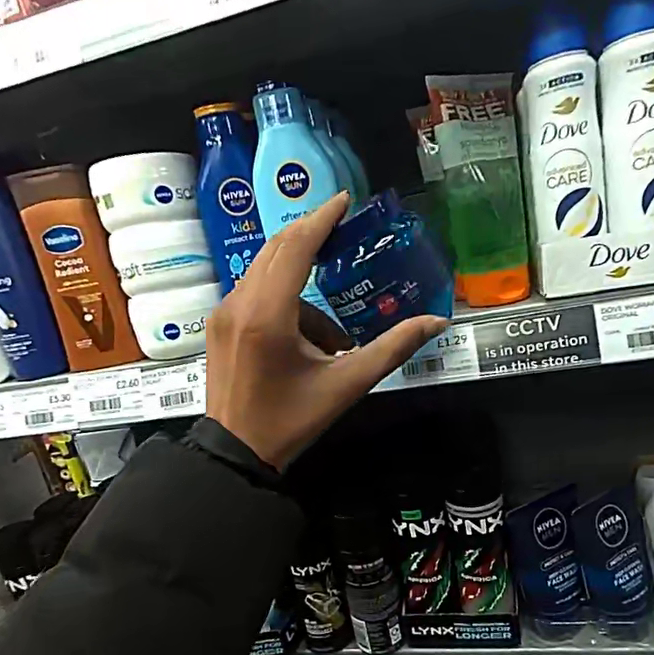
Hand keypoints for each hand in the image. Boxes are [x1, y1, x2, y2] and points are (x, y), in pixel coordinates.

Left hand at [206, 191, 448, 469]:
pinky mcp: (218, 325)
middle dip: (311, 237)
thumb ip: (392, 349)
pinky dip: (284, 302)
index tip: (345, 201)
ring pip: (266, 273)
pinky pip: (254, 294)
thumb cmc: (290, 421)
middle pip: (276, 249)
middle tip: (344, 233)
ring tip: (333, 337)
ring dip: (302, 285)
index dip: (321, 219)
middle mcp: (239, 304)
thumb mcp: (345, 386)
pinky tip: (306, 342)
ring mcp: (223, 314)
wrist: (235, 453)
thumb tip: (435, 322)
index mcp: (268, 315)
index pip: (295, 247)